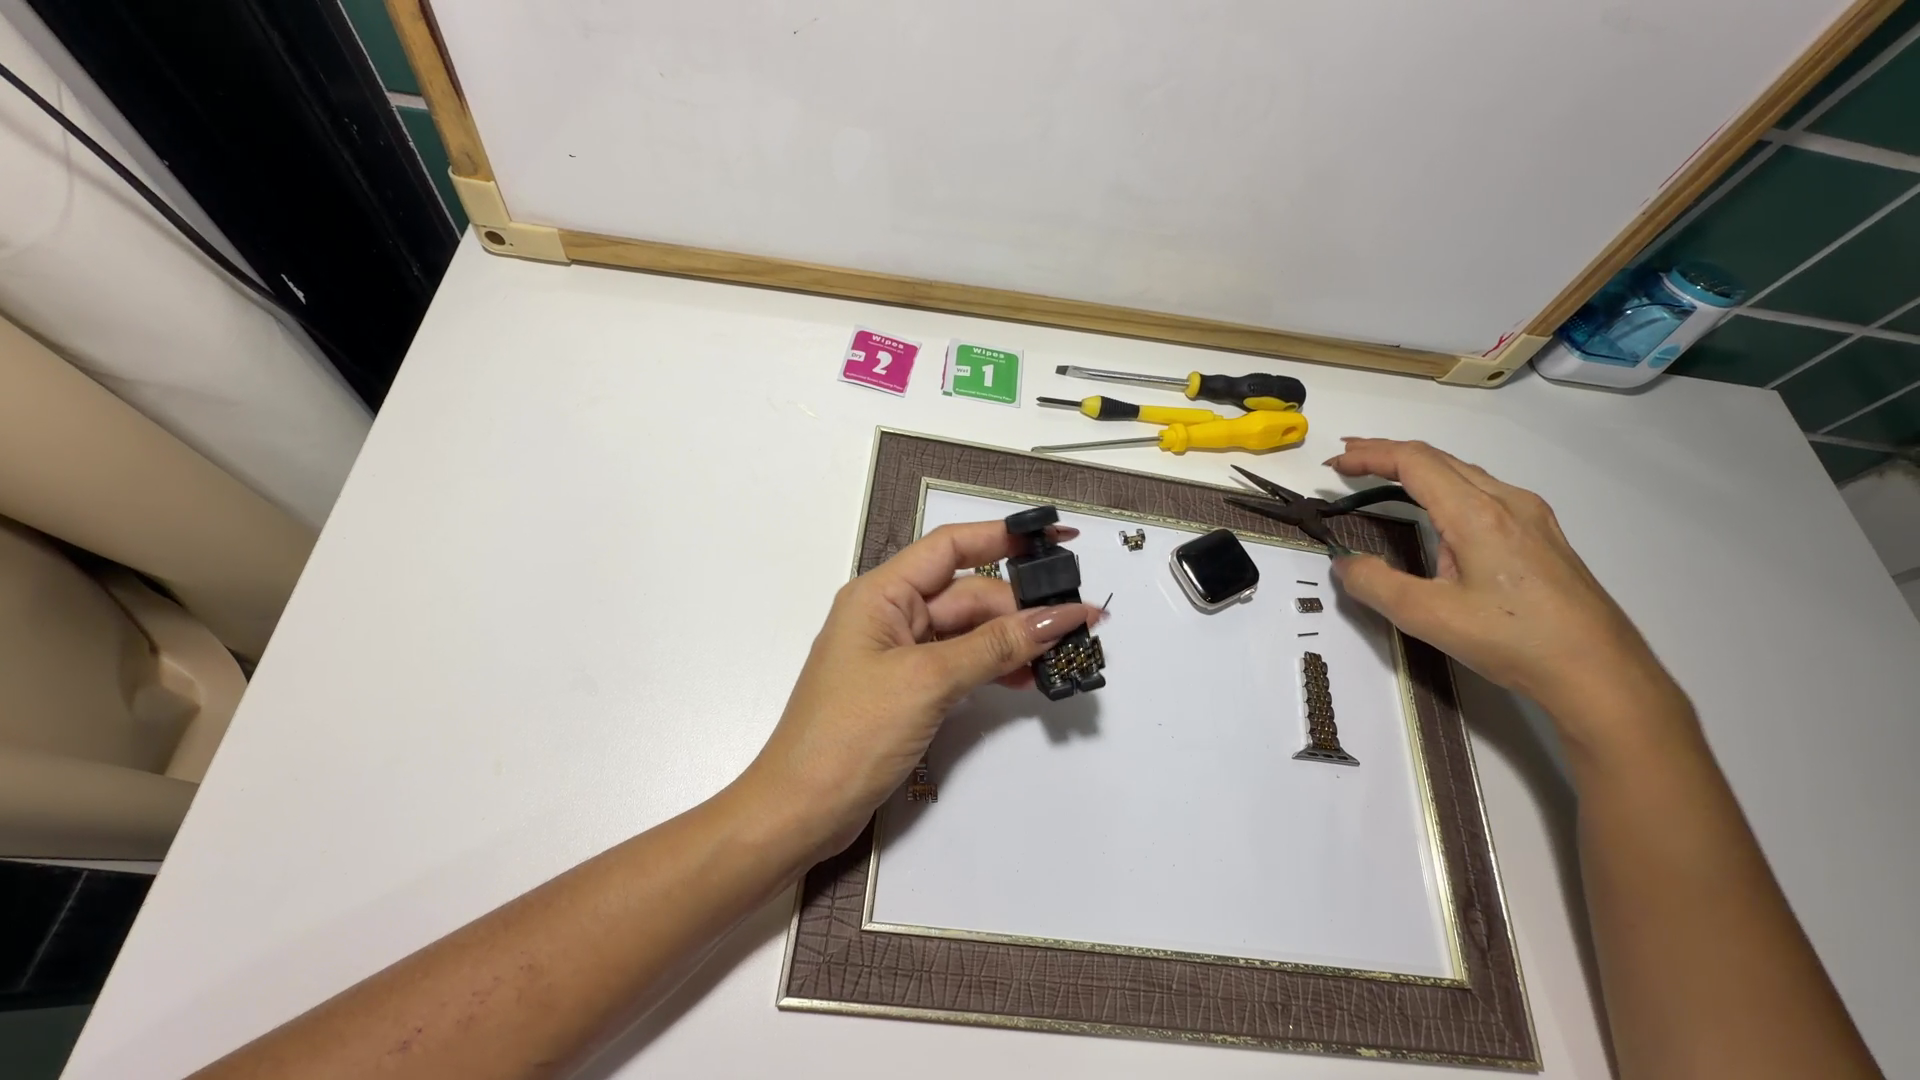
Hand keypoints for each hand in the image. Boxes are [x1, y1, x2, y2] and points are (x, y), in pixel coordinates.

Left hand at [741, 521, 1099, 859]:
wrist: (801, 810)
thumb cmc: (852, 734)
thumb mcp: (928, 681)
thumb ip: (995, 646)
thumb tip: (1059, 618)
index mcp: (881, 593)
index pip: (951, 546)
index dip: (1005, 536)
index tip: (1058, 538)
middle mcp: (890, 615)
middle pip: (967, 593)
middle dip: (1018, 605)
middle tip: (1075, 624)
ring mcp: (899, 655)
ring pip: (968, 631)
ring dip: (1012, 640)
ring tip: (1062, 653)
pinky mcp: (907, 690)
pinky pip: (960, 664)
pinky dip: (993, 668)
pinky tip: (1027, 679)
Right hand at [1326, 439, 1680, 742]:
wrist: (1599, 671)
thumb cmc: (1513, 640)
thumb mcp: (1427, 617)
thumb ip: (1375, 584)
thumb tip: (1345, 563)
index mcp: (1477, 513)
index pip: (1415, 462)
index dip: (1370, 456)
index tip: (1334, 465)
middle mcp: (1508, 502)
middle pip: (1440, 459)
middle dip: (1388, 453)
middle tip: (1347, 460)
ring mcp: (1532, 517)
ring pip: (1465, 474)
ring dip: (1419, 468)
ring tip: (1383, 476)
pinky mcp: (1543, 536)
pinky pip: (1485, 492)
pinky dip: (1446, 485)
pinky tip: (1438, 509)